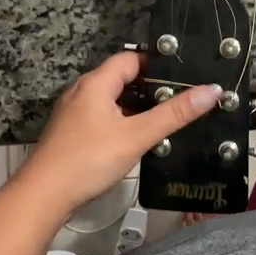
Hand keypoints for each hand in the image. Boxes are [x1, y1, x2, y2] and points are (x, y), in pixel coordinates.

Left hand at [15, 52, 220, 215]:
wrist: (44, 195)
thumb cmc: (90, 159)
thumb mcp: (136, 136)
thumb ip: (174, 114)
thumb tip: (211, 90)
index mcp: (96, 83)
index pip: (130, 58)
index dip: (156, 64)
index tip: (183, 75)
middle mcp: (82, 92)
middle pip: (121, 79)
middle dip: (150, 88)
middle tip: (181, 99)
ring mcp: (74, 113)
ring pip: (112, 100)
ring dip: (137, 108)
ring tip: (167, 119)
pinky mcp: (71, 133)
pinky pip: (103, 118)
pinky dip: (122, 122)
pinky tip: (138, 139)